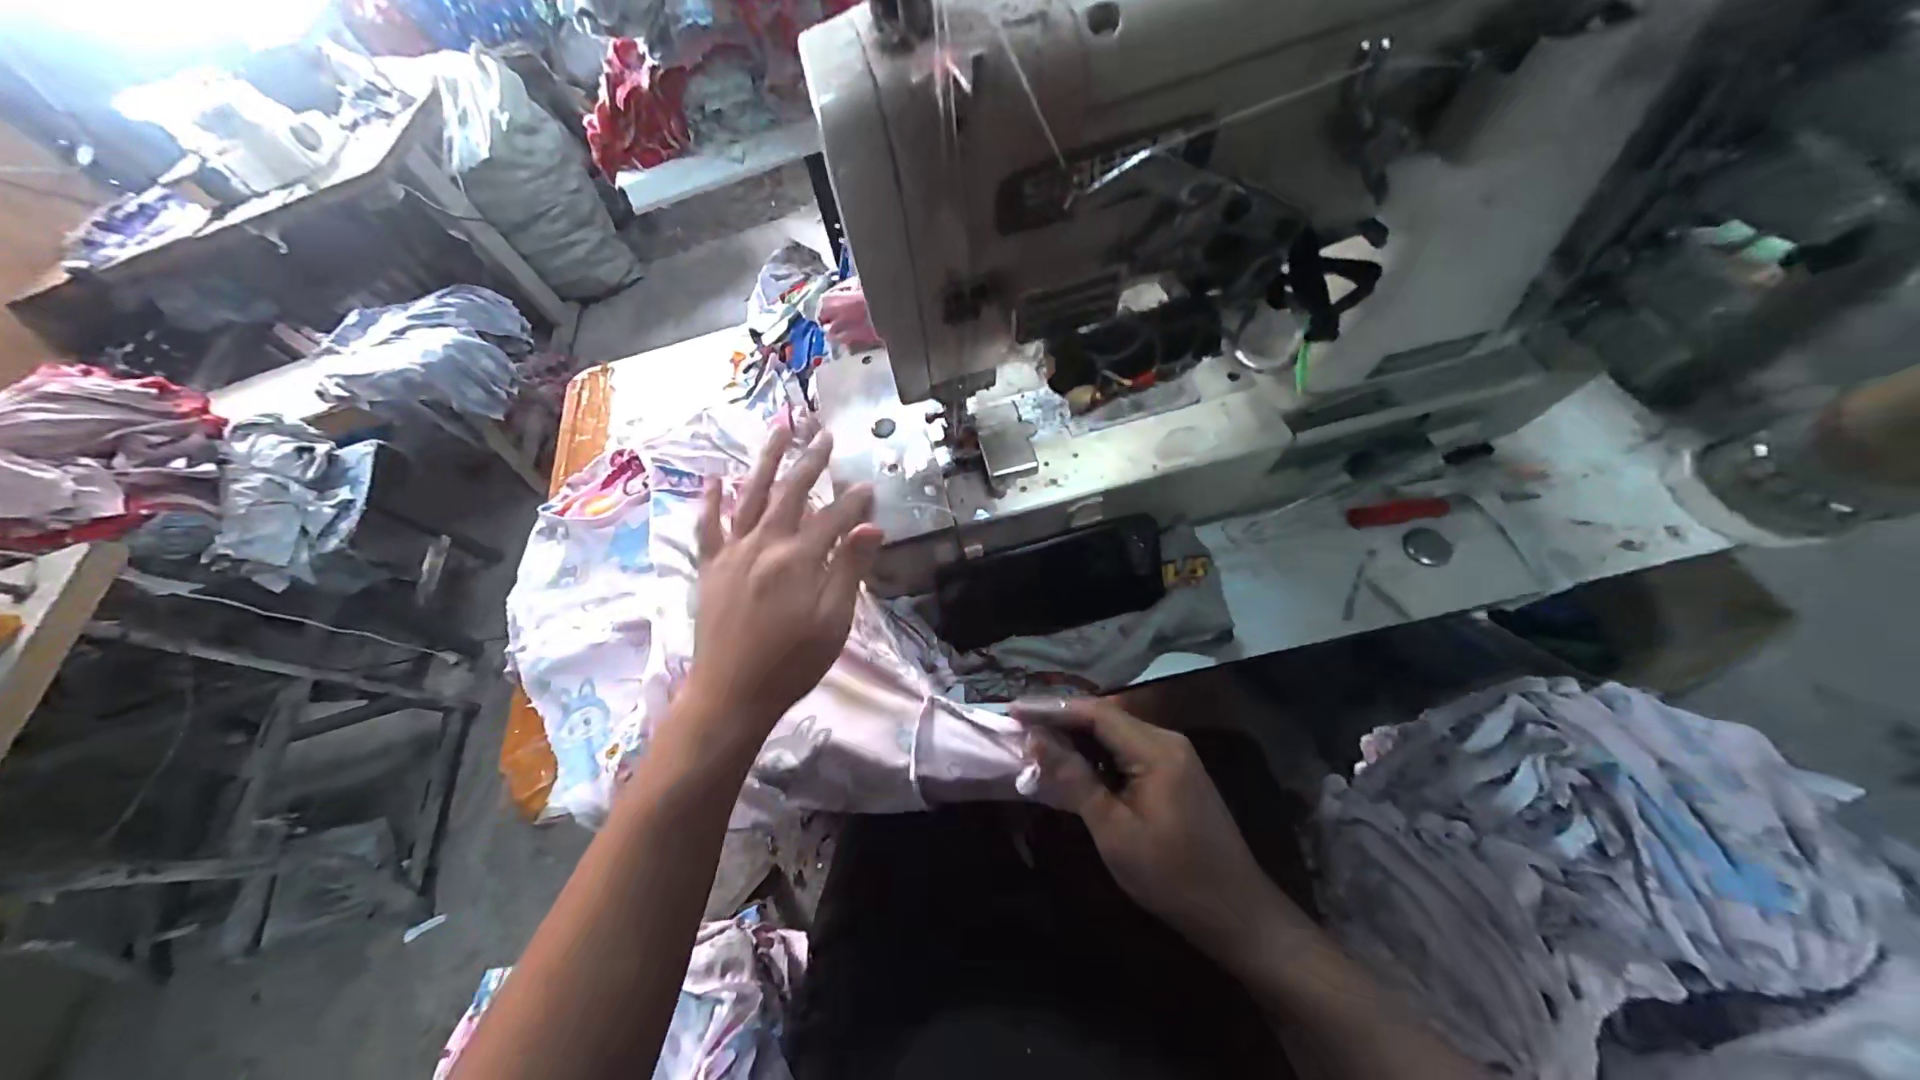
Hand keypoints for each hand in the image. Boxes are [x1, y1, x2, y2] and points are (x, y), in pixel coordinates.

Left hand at [683, 426, 883, 735]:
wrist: (730, 695)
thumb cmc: (791, 664)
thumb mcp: (833, 622)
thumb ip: (849, 570)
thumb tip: (870, 527)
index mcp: (798, 559)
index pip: (833, 518)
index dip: (854, 501)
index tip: (869, 486)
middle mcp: (763, 545)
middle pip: (791, 493)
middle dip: (810, 462)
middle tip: (823, 435)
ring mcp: (732, 553)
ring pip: (750, 496)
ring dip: (765, 461)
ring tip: (777, 430)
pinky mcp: (710, 568)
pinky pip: (708, 527)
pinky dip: (710, 501)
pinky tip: (714, 480)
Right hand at [1013, 698, 1293, 953]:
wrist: (1235, 911)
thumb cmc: (1171, 875)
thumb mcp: (1114, 830)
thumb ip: (1074, 780)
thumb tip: (1035, 740)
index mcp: (1156, 749)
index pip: (1095, 713)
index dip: (1051, 709)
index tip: (1012, 711)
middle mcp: (1167, 740)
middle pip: (1105, 717)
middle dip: (1060, 719)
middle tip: (1018, 726)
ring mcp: (1174, 755)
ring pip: (1115, 732)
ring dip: (1076, 736)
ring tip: (1036, 741)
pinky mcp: (1174, 772)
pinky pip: (1127, 749)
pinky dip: (1096, 752)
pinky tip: (1073, 763)